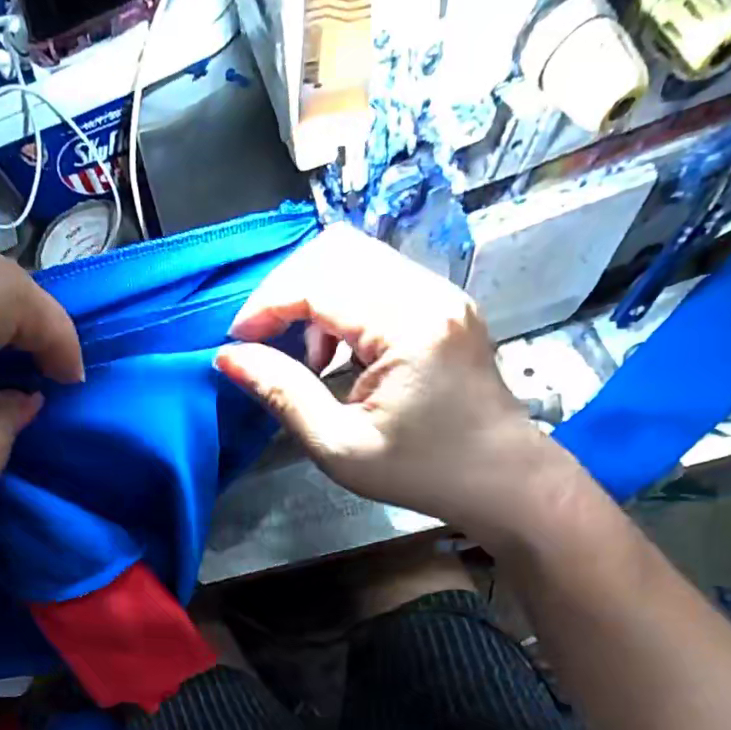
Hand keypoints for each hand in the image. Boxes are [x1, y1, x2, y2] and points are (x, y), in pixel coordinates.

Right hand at [215, 227, 581, 541]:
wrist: (503, 479)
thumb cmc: (422, 472)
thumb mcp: (340, 446)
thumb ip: (282, 394)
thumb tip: (228, 357)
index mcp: (409, 325)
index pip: (318, 282)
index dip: (266, 305)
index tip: (238, 342)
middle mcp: (428, 293)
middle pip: (336, 250)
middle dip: (285, 290)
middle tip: (264, 340)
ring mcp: (440, 293)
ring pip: (355, 257)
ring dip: (313, 295)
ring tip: (308, 357)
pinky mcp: (442, 304)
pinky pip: (377, 277)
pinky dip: (341, 303)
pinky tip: (338, 351)